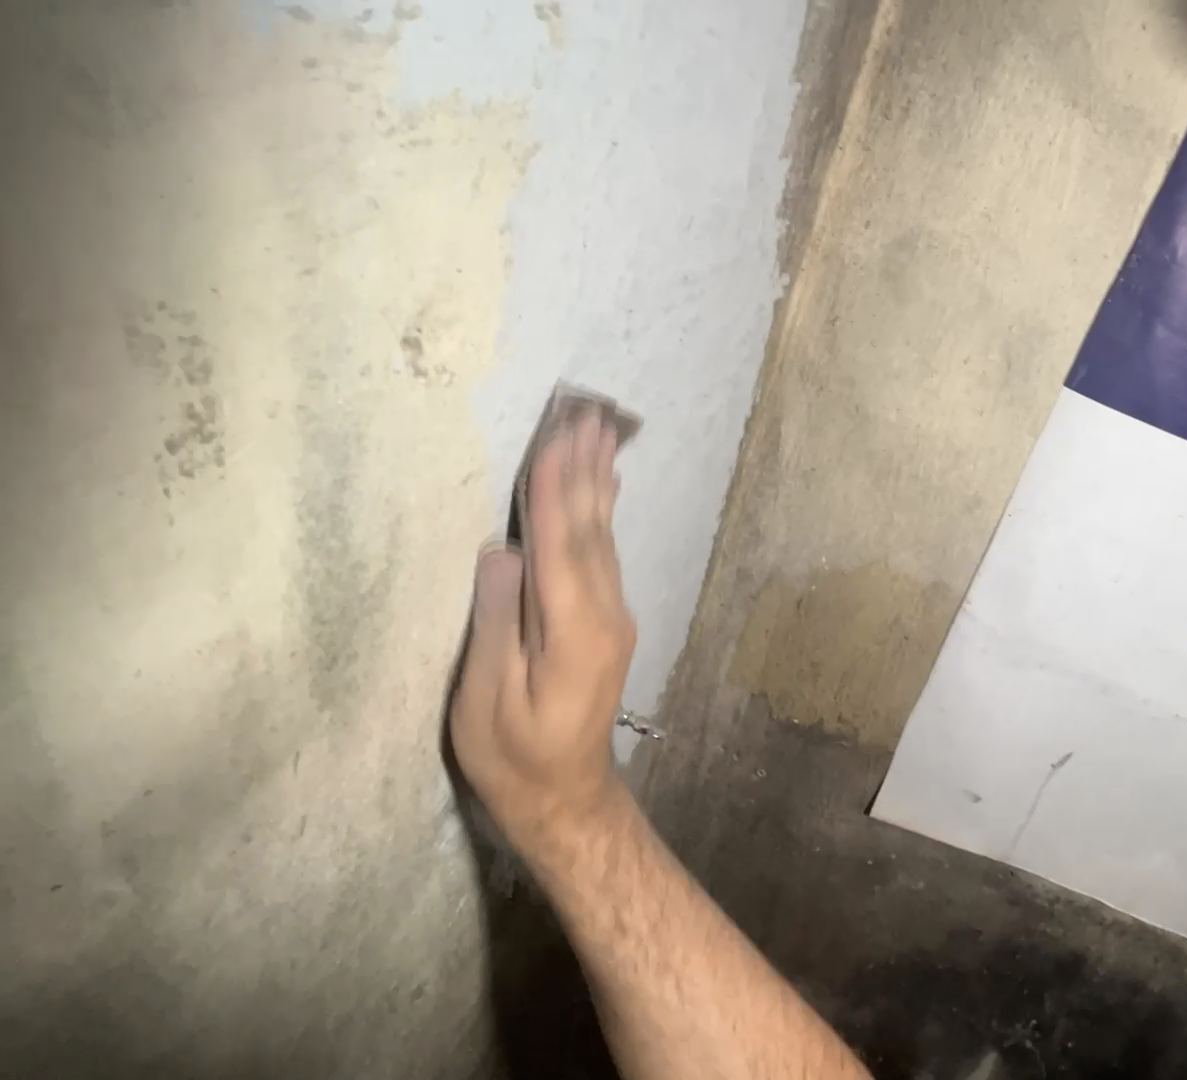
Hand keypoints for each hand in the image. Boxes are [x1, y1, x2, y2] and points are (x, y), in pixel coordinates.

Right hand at [451, 405, 635, 859]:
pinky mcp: (611, 623)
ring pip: (603, 538)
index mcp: (574, 631)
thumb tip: (502, 552)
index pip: (561, 544)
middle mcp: (606, 614)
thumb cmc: (514, 756)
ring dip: (599, 484)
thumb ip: (497, 623)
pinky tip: (605, 492)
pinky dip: (602, 517)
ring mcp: (614, 617)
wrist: (568, 792)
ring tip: (601, 434)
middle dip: (587, 469)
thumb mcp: (486, 700)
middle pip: (591, 530)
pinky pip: (605, 557)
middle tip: (590, 413)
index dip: (556, 487)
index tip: (558, 433)